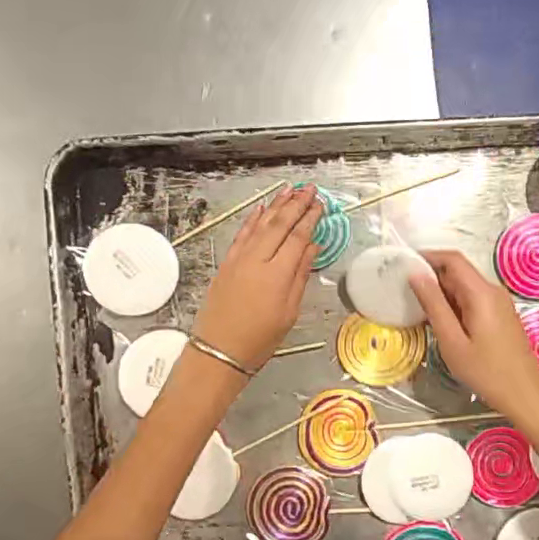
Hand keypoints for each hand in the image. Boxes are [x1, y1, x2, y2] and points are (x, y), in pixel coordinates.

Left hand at [192, 183, 320, 367]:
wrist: (219, 350)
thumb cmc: (258, 339)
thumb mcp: (288, 312)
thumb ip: (300, 276)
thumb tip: (311, 248)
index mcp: (277, 274)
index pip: (298, 237)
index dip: (310, 219)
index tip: (320, 205)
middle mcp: (257, 260)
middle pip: (280, 224)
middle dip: (296, 204)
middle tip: (309, 189)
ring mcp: (239, 259)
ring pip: (260, 224)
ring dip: (276, 205)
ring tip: (289, 190)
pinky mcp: (227, 263)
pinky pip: (242, 234)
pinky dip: (253, 219)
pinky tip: (261, 209)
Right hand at [408, 250, 538, 416]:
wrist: (523, 393)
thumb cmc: (485, 371)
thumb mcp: (452, 340)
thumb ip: (434, 305)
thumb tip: (416, 275)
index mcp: (481, 293)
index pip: (453, 259)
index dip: (428, 256)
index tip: (404, 264)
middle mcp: (493, 291)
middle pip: (458, 272)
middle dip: (432, 277)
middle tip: (406, 293)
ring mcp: (499, 302)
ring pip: (465, 286)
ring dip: (442, 293)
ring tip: (420, 310)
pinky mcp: (500, 314)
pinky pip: (473, 299)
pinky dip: (454, 304)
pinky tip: (442, 323)